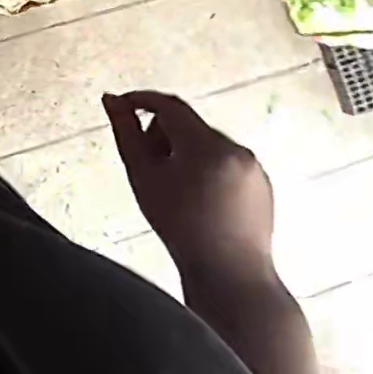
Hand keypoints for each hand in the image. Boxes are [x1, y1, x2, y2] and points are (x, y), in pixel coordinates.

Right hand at [104, 91, 276, 286]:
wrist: (229, 273)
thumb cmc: (179, 224)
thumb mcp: (142, 174)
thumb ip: (125, 131)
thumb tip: (111, 99)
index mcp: (208, 145)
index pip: (169, 105)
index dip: (141, 100)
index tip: (120, 106)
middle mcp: (236, 149)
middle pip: (186, 125)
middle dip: (161, 135)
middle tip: (148, 166)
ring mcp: (253, 167)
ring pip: (205, 143)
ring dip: (183, 152)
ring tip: (172, 188)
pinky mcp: (261, 183)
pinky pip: (224, 161)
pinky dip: (204, 168)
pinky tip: (195, 198)